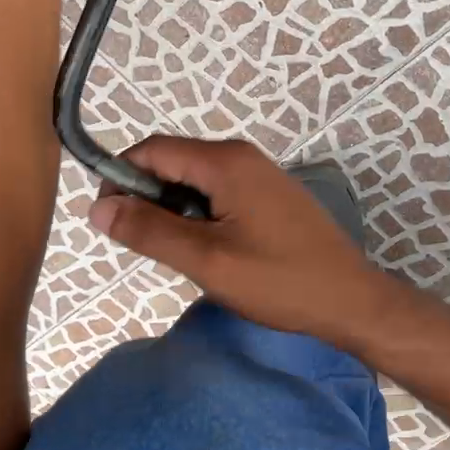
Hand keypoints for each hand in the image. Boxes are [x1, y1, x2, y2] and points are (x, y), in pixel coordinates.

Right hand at [86, 137, 387, 340]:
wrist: (350, 299)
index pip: (153, 150)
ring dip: (173, 209)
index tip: (108, 220)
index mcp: (225, 162)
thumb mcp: (207, 260)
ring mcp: (258, 173)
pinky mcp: (267, 194)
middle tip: (146, 246)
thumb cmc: (279, 280)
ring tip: (178, 254)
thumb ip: (150, 231)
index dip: (121, 177)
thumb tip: (99, 207)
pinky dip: (198, 214)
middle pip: (173, 161)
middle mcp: (241, 156)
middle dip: (148, 197)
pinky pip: (217, 191)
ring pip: (194, 179)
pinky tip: (206, 250)